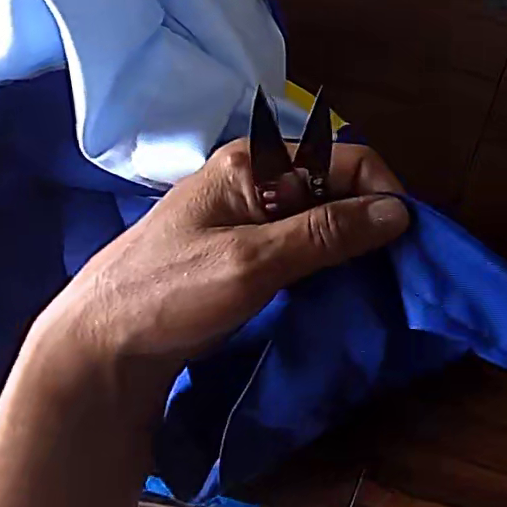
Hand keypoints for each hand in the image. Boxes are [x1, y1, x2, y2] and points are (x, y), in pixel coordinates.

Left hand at [30, 138, 408, 381]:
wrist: (105, 346)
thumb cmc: (171, 292)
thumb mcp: (255, 260)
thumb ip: (328, 232)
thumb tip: (401, 212)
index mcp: (256, 164)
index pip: (349, 160)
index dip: (383, 194)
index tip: (400, 240)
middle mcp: (263, 179)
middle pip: (345, 186)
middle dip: (374, 221)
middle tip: (390, 265)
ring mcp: (262, 214)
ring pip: (335, 215)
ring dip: (360, 243)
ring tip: (371, 277)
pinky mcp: (262, 245)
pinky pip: (318, 240)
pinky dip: (341, 259)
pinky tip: (345, 282)